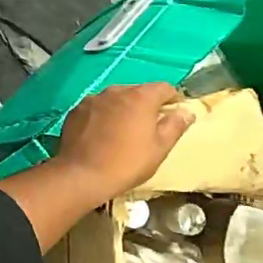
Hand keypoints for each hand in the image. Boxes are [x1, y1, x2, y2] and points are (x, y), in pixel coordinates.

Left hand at [51, 83, 193, 202]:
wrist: (82, 174)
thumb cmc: (127, 163)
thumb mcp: (159, 149)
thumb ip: (174, 126)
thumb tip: (186, 112)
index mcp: (140, 97)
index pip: (163, 87)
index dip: (173, 98)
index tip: (175, 111)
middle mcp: (115, 91)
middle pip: (138, 91)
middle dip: (147, 103)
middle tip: (150, 124)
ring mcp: (93, 99)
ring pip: (115, 98)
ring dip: (123, 108)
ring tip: (125, 129)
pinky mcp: (76, 110)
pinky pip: (96, 107)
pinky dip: (103, 115)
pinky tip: (102, 133)